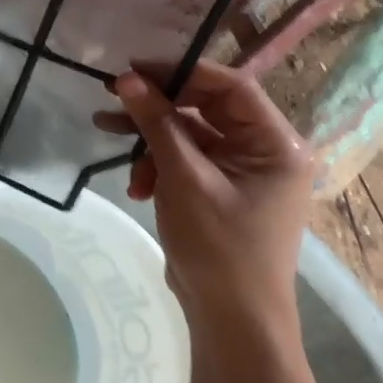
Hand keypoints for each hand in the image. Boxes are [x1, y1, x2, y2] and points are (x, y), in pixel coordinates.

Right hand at [96, 60, 312, 329]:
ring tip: (105, 130)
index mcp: (276, 145)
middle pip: (206, 106)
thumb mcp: (183, 177)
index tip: (130, 68)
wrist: (232, 313)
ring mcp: (242, 171)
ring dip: (148, 133)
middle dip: (156, 103)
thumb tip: (126, 78)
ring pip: (188, 131)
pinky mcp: (219, 187)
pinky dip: (155, 161)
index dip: (181, 71)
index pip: (231, 87)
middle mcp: (265, 151)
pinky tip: (135, 182)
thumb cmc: (219, 243)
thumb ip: (157, 123)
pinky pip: (184, 156)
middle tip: (110, 96)